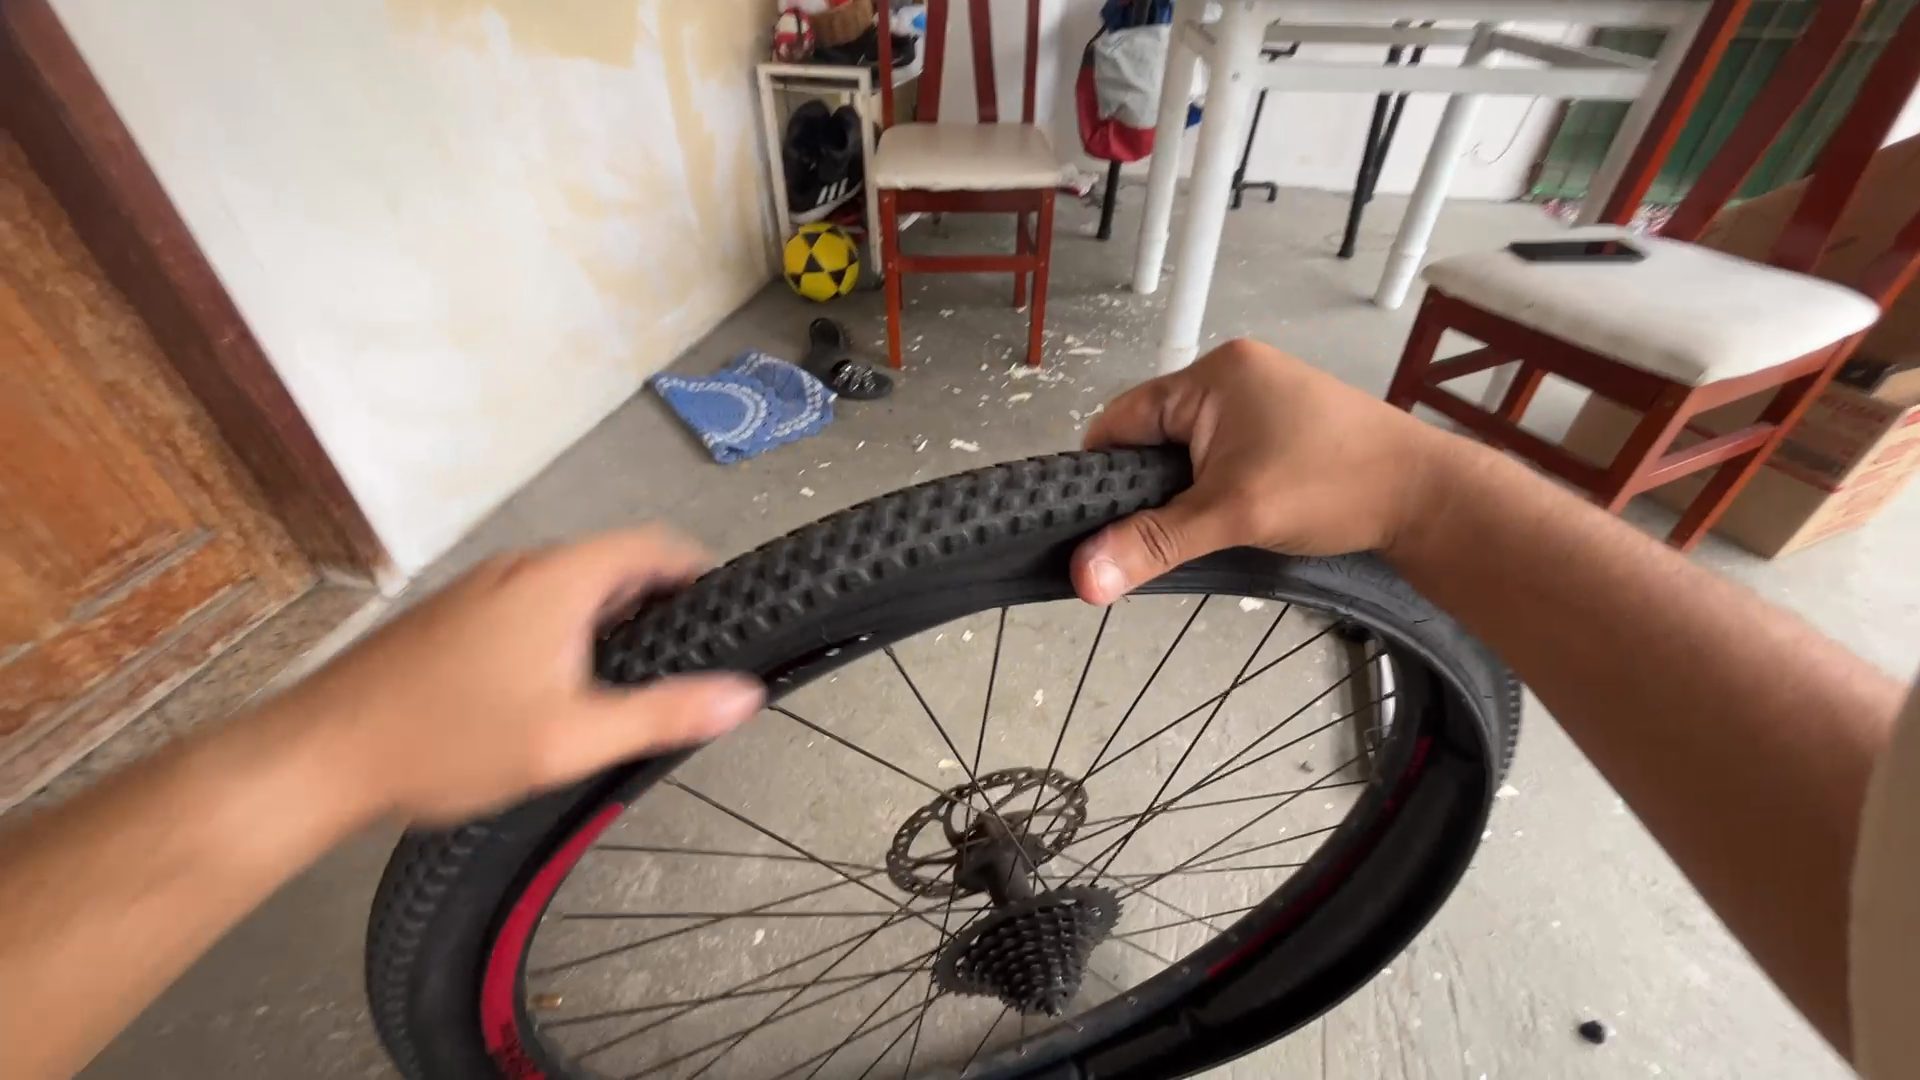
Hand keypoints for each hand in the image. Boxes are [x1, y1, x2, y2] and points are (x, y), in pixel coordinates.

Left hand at [281, 528, 764, 823]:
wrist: (313, 759)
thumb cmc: (449, 740)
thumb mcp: (572, 738)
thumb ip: (665, 714)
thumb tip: (745, 695)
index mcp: (560, 578)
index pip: (653, 544)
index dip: (698, 567)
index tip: (726, 605)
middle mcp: (523, 567)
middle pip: (615, 563)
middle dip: (659, 598)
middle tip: (685, 650)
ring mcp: (484, 585)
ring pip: (574, 583)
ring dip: (614, 612)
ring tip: (631, 670)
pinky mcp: (457, 611)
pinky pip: (538, 599)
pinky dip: (571, 622)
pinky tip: (561, 678)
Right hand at [1071, 339, 1458, 604]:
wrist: (1430, 498)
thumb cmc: (1334, 487)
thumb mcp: (1232, 515)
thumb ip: (1152, 543)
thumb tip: (1082, 577)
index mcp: (1210, 375)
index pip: (1120, 419)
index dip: (1099, 471)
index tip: (1093, 522)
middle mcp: (1228, 374)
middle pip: (1149, 435)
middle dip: (1142, 486)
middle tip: (1142, 534)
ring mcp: (1255, 396)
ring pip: (1182, 449)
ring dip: (1176, 489)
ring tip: (1184, 528)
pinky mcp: (1276, 422)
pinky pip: (1214, 453)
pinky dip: (1205, 485)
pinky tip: (1216, 514)